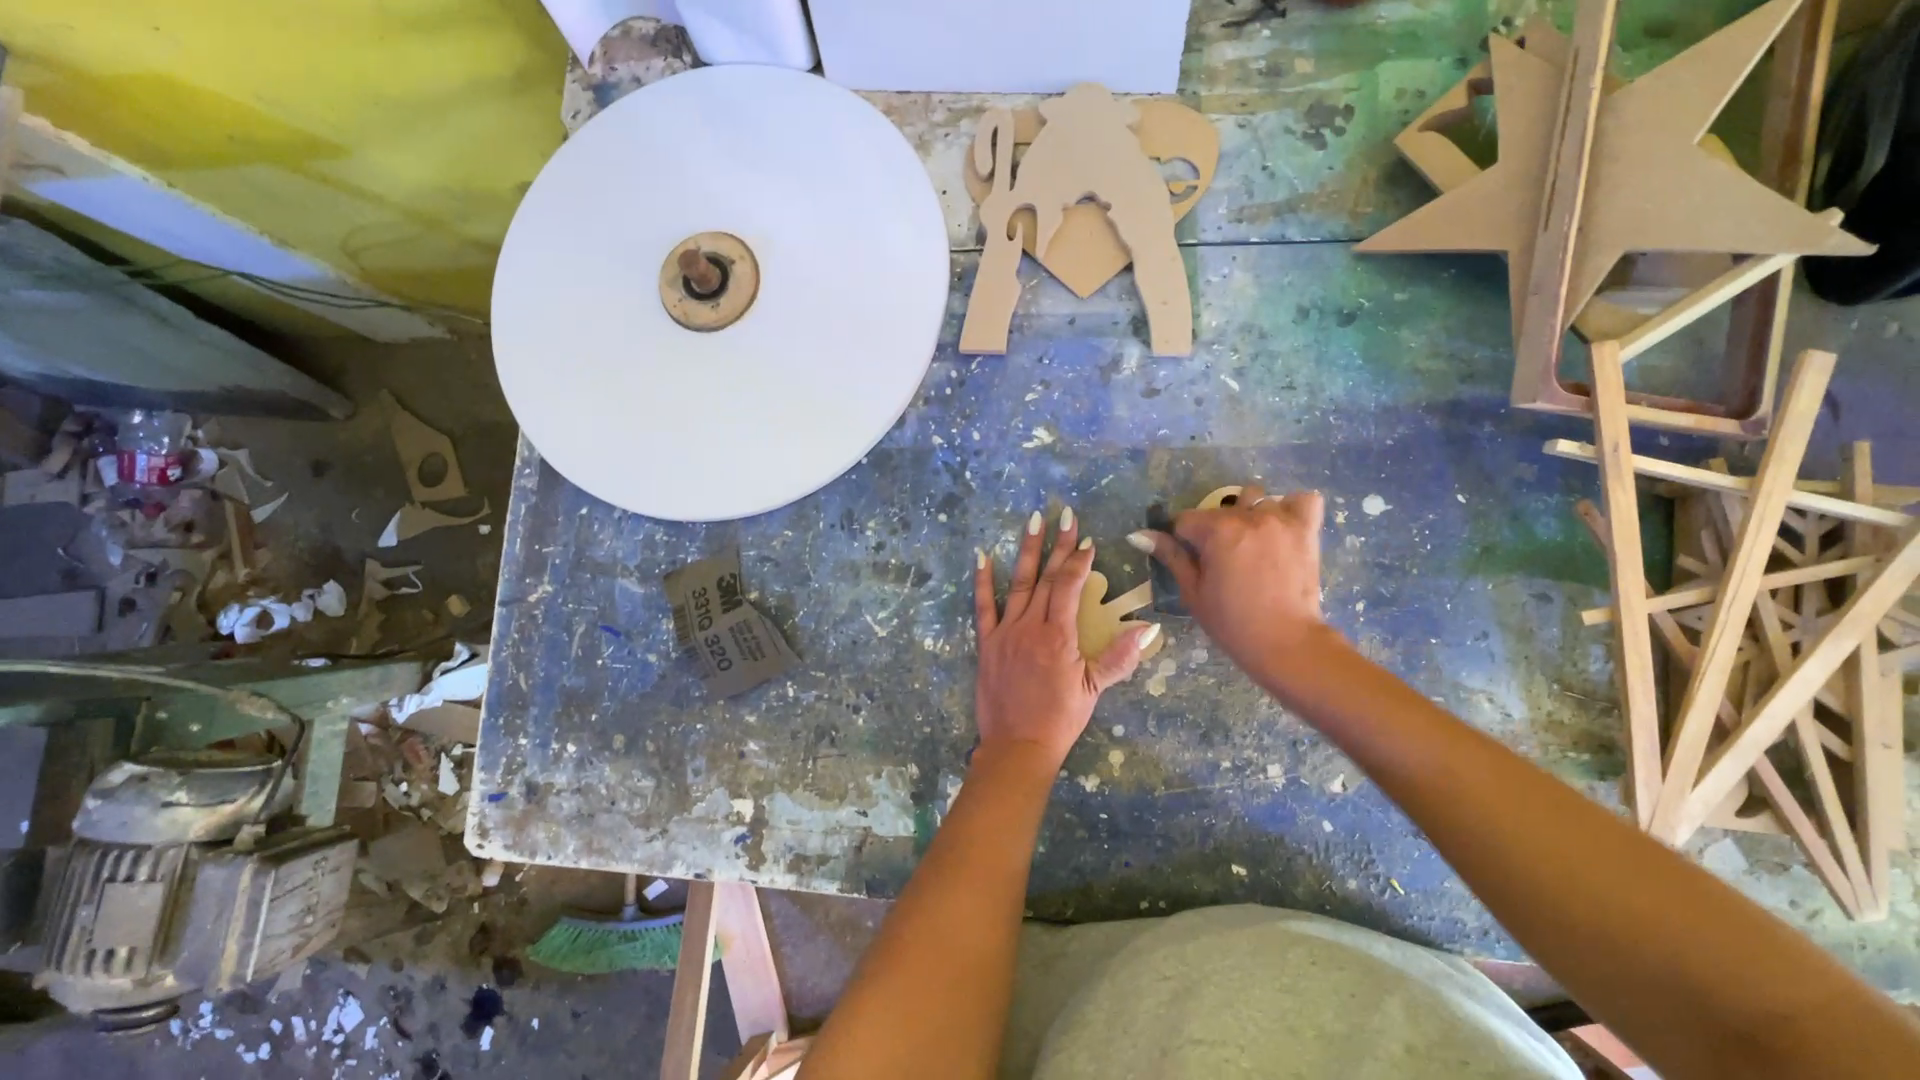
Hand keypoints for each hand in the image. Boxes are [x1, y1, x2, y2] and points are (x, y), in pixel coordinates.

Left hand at [973, 507, 1160, 767]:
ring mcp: (1005, 633)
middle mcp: (1030, 626)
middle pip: (1046, 578)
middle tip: (1065, 515)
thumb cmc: (1060, 720)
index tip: (1087, 541)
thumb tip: (1148, 629)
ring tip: (1033, 522)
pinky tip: (983, 556)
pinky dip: (983, 581)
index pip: (1069, 587)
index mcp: (1058, 636)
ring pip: (1018, 584)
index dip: (1078, 561)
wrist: (1017, 746)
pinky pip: (983, 606)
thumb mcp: (1095, 689)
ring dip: (1027, 551)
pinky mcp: (987, 644)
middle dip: (1058, 546)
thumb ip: (1120, 657)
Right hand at [1128, 484, 1328, 686]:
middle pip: (1219, 509)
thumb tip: (1138, 534)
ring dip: (1249, 515)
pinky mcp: (1306, 529)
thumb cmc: (1232, 623)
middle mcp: (1249, 516)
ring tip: (1252, 544)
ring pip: (1257, 499)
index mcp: (1217, 531)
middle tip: (1222, 562)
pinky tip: (1282, 528)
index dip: (1181, 539)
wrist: (1285, 642)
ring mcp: (1282, 520)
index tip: (1190, 560)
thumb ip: (1171, 556)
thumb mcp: (1193, 591)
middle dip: (1214, 530)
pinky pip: (1303, 500)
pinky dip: (1291, 508)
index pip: (1185, 520)